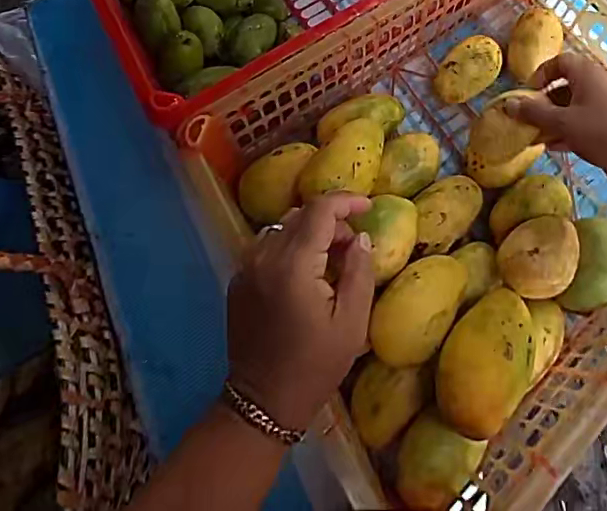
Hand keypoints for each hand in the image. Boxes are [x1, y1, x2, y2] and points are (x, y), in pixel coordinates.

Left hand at [226, 193, 375, 432]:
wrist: (262, 404)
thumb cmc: (314, 367)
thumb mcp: (351, 323)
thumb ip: (359, 272)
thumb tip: (360, 237)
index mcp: (293, 264)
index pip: (320, 210)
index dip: (346, 201)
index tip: (368, 206)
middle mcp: (264, 255)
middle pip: (301, 214)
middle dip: (331, 220)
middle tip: (352, 246)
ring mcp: (246, 266)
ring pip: (283, 226)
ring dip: (310, 232)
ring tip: (330, 260)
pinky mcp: (238, 279)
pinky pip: (268, 245)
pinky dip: (290, 246)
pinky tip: (304, 274)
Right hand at [506, 53, 606, 192]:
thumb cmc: (603, 132)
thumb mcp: (563, 122)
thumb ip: (534, 113)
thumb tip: (508, 104)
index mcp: (586, 73)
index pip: (559, 61)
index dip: (540, 74)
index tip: (527, 93)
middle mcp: (597, 84)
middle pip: (564, 85)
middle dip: (544, 102)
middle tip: (528, 118)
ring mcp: (606, 105)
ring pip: (572, 106)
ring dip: (553, 119)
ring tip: (536, 136)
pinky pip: (583, 121)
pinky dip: (567, 130)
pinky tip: (554, 146)